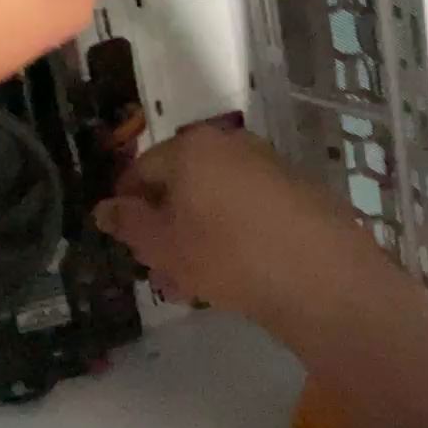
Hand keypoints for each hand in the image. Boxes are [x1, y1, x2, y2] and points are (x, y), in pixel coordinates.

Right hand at [93, 125, 418, 338]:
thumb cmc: (226, 255)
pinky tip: (232, 273)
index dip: (125, 206)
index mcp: (190, 149)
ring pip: (213, 201)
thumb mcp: (160, 245)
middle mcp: (230, 146)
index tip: (126, 240)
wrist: (324, 280)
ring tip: (191, 281)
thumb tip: (104, 209)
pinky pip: (248, 210)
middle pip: (179, 184)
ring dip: (195, 235)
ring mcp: (269, 167)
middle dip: (164, 226)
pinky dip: (231, 235)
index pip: (140, 170)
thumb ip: (127, 223)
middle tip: (158, 266)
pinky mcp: (300, 194)